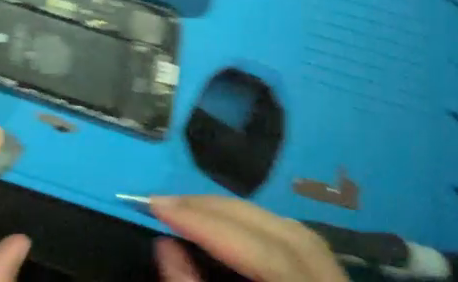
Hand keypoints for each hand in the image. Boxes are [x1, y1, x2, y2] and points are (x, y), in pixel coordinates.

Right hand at [150, 196, 344, 281]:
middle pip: (287, 235)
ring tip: (189, 210)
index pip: (268, 256)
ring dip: (238, 215)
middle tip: (165, 202)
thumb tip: (166, 245)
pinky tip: (225, 227)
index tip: (155, 205)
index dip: (209, 225)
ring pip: (297, 235)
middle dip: (220, 212)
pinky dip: (259, 230)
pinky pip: (301, 247)